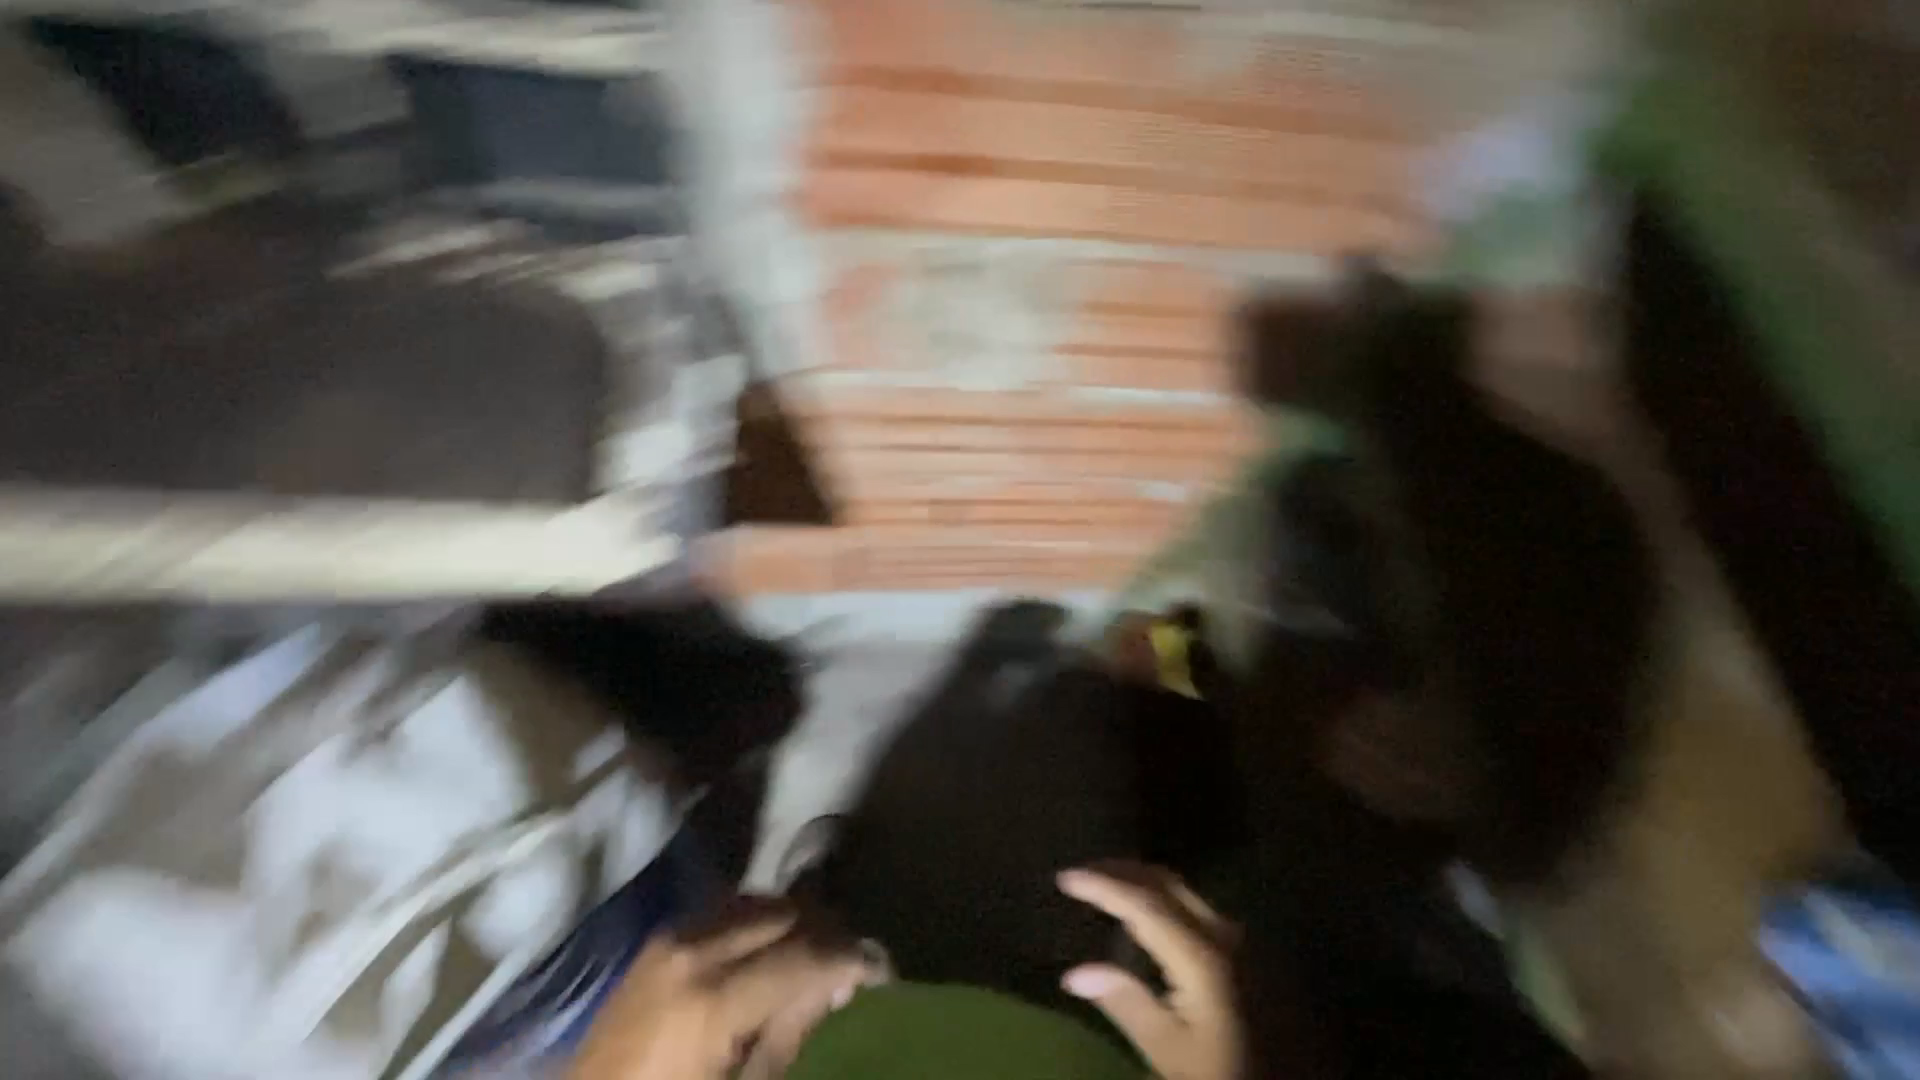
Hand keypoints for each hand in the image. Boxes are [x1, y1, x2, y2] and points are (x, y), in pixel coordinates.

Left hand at [569, 898, 880, 1079]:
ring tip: (817, 956)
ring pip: (762, 900)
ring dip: (798, 921)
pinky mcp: (663, 934)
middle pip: (788, 913)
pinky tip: (774, 948)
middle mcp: (695, 949)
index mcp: (712, 1001)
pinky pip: (730, 908)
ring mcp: (674, 934)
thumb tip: (838, 982)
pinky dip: (764, 919)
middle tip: (853, 966)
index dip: (852, 958)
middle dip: (830, 933)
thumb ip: (790, 1031)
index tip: (883, 971)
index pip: (806, 954)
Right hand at [1059, 863, 1243, 1079]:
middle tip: (1084, 873)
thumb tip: (1075, 973)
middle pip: (1165, 882)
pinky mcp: (1248, 953)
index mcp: (1200, 954)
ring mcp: (1239, 940)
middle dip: (1121, 870)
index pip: (1141, 902)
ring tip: (1109, 889)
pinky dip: (1163, 900)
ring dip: (1142, 882)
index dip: (1101, 884)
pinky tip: (1149, 920)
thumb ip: (1126, 1004)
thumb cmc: (1228, 1074)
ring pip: (1182, 891)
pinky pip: (1195, 908)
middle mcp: (1222, 933)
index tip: (1066, 876)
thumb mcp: (1172, 1053)